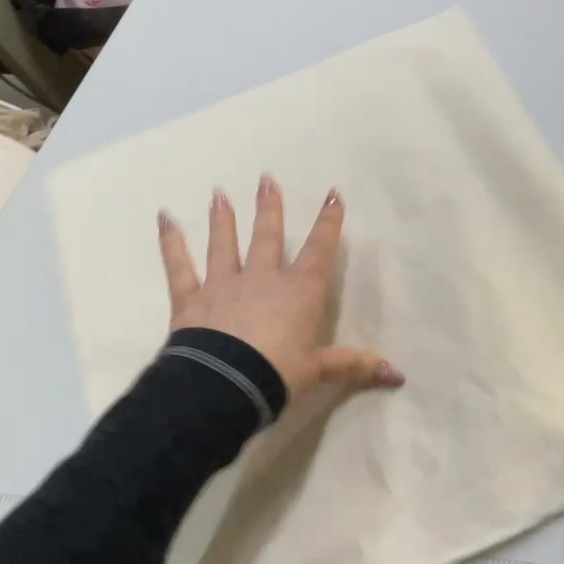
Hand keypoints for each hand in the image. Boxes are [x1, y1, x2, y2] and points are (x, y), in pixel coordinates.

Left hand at [158, 175, 403, 397]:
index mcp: (299, 293)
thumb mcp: (320, 369)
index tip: (333, 194)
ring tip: (219, 193)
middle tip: (266, 178)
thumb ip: (355, 365)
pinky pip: (179, 265)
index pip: (319, 250)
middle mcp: (263, 279)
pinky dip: (171, 242)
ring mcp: (223, 285)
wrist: (223, 384)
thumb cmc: (278, 373)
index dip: (328, 223)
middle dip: (270, 207)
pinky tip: (164, 218)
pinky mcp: (190, 299)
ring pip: (225, 243)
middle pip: (268, 237)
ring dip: (223, 218)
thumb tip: (399, 376)